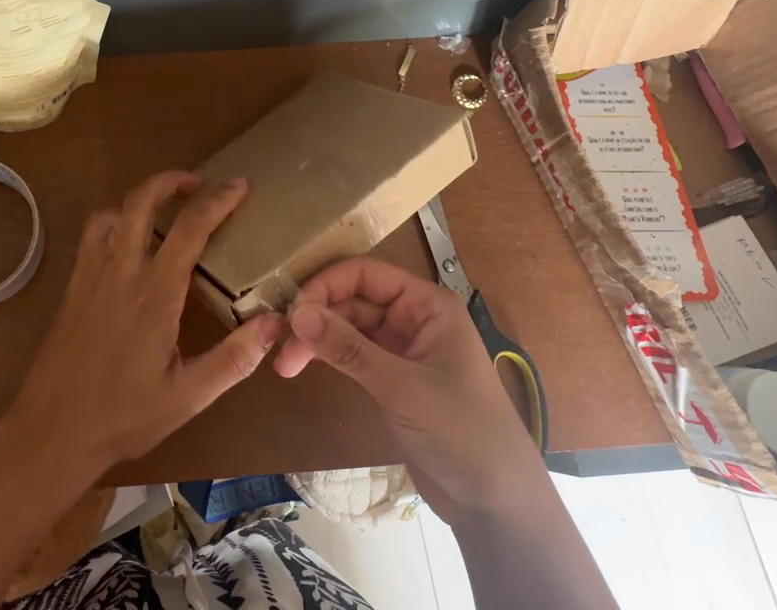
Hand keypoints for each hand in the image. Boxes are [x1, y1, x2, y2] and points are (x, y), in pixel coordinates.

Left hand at [0, 172, 285, 480]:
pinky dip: (111, 223)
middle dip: (170, 181)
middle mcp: (120, 272)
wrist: (53, 429)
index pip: (190, 229)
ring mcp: (90, 276)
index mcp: (155, 293)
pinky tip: (124, 245)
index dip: (217, 201)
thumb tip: (274, 323)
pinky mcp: (72, 288)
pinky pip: (91, 237)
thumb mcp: (189, 396)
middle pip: (140, 201)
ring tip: (160, 209)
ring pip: (110, 214)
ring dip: (136, 199)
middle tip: (197, 183)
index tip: (239, 186)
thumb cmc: (124, 415)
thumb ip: (233, 359)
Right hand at [272, 257, 548, 521]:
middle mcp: (414, 318)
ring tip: (285, 364)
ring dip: (317, 339)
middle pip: (352, 299)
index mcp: (427, 305)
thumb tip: (295, 312)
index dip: (325, 285)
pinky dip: (328, 357)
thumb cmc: (461, 432)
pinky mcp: (392, 378)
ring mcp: (403, 349)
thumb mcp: (401, 387)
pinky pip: (352, 353)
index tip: (291, 312)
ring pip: (348, 327)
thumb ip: (347, 348)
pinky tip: (304, 366)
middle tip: (280, 344)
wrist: (496, 502)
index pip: (365, 274)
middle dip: (316, 316)